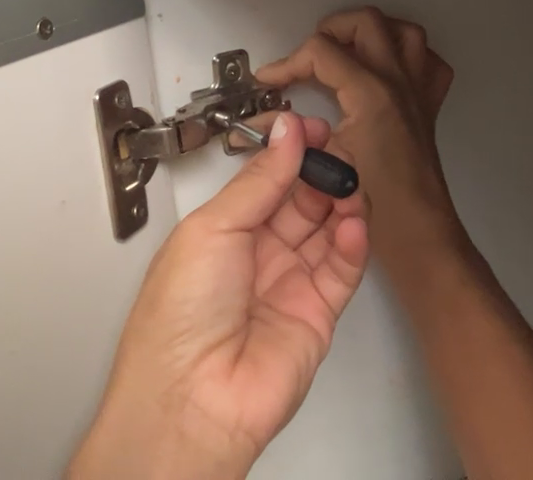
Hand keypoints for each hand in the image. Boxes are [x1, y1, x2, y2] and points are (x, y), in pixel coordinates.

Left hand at [68, 112, 369, 479]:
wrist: (192, 403)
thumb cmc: (177, 322)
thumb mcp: (213, 229)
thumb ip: (259, 180)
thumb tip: (286, 132)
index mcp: (224, 230)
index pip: (268, 178)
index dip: (292, 152)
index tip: (313, 128)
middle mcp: (258, 253)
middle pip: (302, 199)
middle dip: (321, 172)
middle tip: (338, 154)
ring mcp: (290, 282)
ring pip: (328, 228)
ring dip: (342, 202)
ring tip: (349, 187)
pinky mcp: (318, 311)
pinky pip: (344, 268)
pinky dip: (355, 243)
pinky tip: (353, 224)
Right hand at [256, 9, 458, 257]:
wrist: (417, 230)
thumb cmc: (373, 204)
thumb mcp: (324, 163)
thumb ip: (295, 133)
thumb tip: (267, 121)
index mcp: (371, 91)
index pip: (322, 51)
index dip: (287, 62)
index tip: (269, 79)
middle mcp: (399, 80)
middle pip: (367, 21)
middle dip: (332, 29)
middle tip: (309, 55)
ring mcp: (419, 89)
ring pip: (405, 32)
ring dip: (375, 32)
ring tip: (348, 49)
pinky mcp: (430, 104)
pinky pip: (428, 62)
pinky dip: (408, 56)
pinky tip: (387, 71)